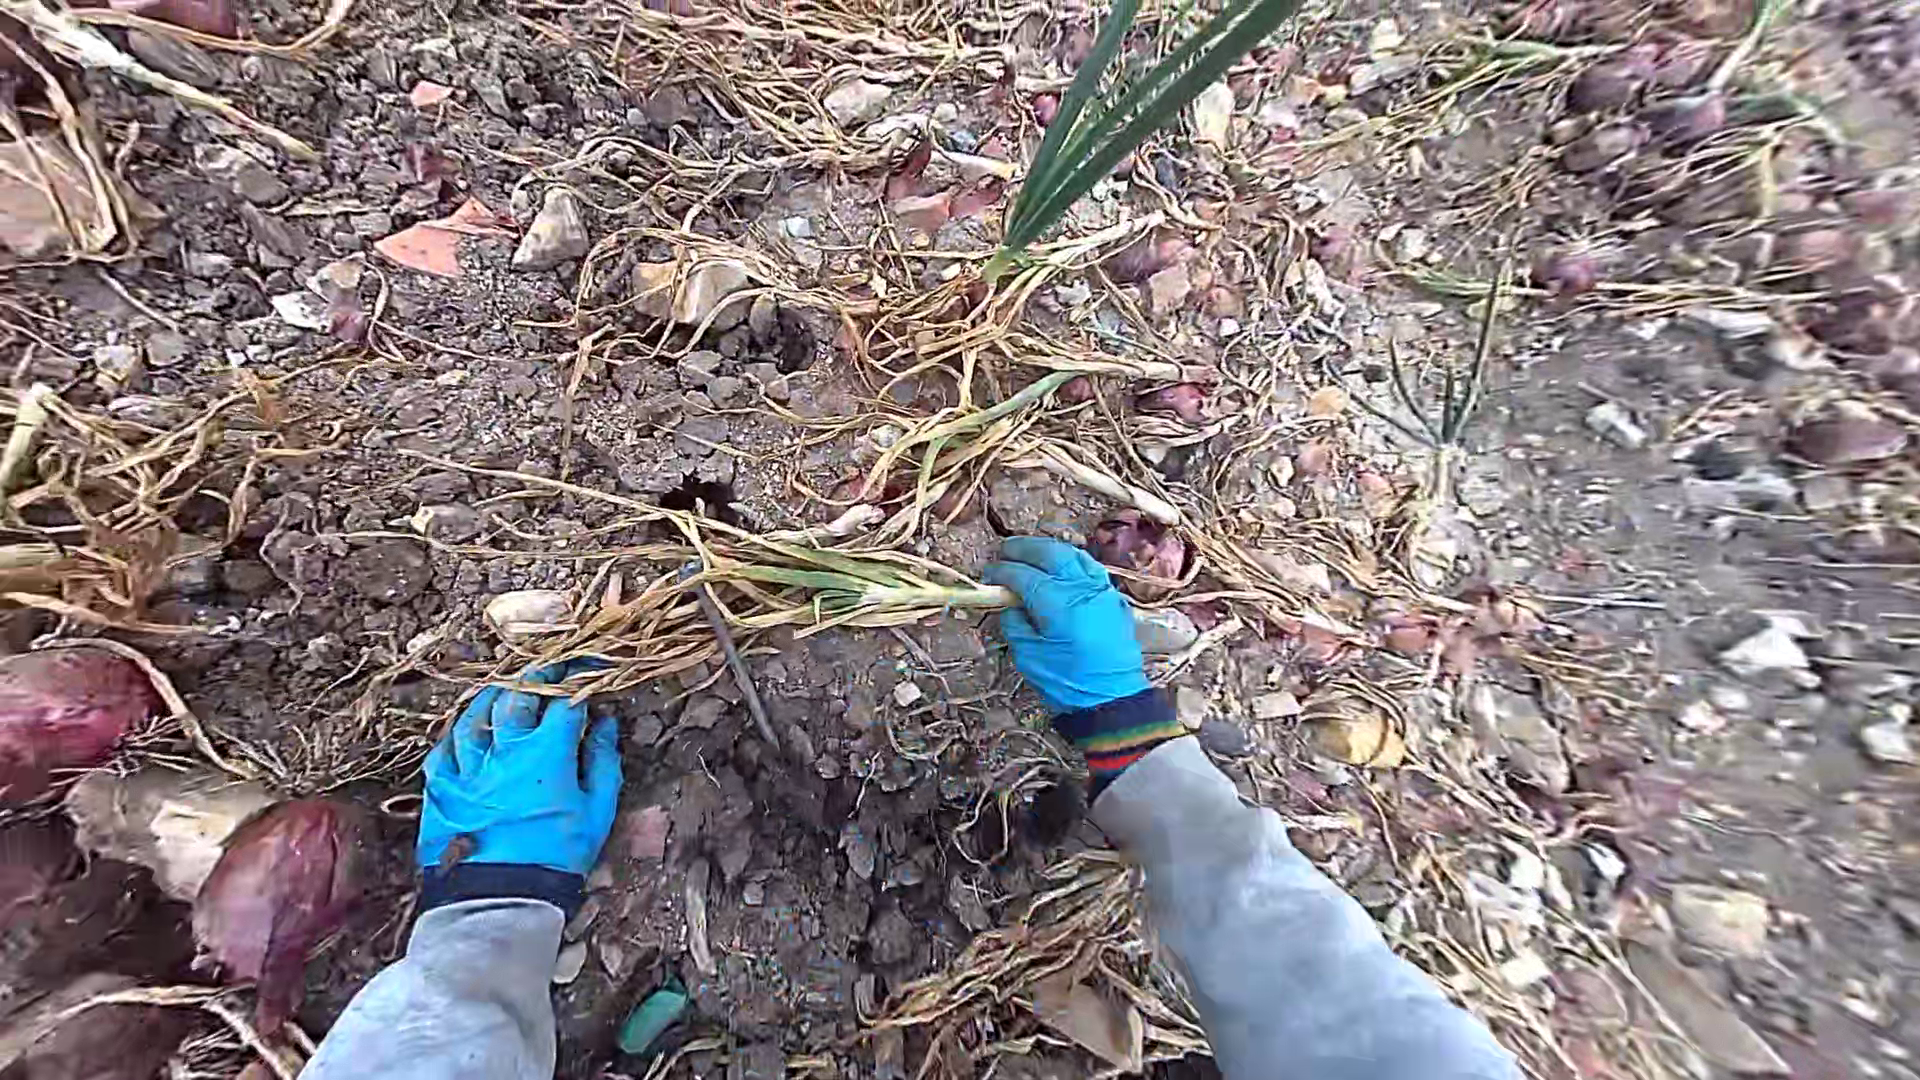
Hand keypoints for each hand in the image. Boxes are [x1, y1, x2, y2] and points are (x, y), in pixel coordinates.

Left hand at [419, 665, 620, 875]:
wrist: (499, 902)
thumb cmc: (558, 852)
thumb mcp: (598, 805)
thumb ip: (603, 758)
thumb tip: (604, 723)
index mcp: (547, 754)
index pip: (565, 700)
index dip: (580, 679)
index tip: (591, 671)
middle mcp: (504, 753)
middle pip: (517, 696)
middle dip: (539, 674)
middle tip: (553, 666)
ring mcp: (467, 771)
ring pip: (476, 715)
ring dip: (496, 694)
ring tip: (510, 684)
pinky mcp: (441, 792)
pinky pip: (444, 749)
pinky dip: (460, 730)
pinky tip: (470, 724)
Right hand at [983, 536, 1148, 711]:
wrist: (1112, 700)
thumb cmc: (1067, 682)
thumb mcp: (1029, 656)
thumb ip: (1016, 624)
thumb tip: (1010, 605)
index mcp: (1056, 603)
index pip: (1023, 575)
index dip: (1002, 571)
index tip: (988, 573)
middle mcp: (1080, 588)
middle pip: (1049, 554)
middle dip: (1024, 548)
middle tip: (1005, 550)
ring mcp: (1100, 590)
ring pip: (1072, 555)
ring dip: (1048, 549)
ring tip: (1031, 552)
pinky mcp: (1112, 598)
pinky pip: (1089, 567)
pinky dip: (1071, 560)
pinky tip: (1061, 564)